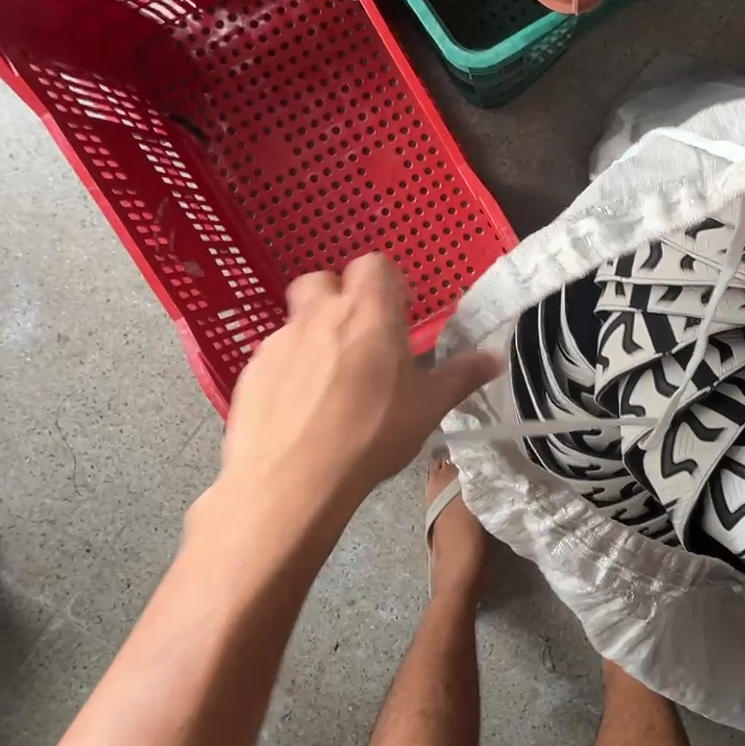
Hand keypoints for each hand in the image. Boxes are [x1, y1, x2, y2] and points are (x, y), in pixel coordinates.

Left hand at [205, 255, 499, 529]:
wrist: (290, 481)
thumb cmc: (371, 434)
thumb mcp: (429, 407)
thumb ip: (461, 376)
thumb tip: (494, 358)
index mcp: (368, 313)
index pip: (373, 264)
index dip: (387, 282)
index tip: (399, 312)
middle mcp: (319, 316)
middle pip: (323, 282)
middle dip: (340, 299)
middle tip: (361, 338)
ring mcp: (278, 343)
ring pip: (298, 323)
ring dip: (316, 339)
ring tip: (333, 386)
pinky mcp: (250, 374)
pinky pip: (275, 359)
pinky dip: (290, 373)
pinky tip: (303, 412)